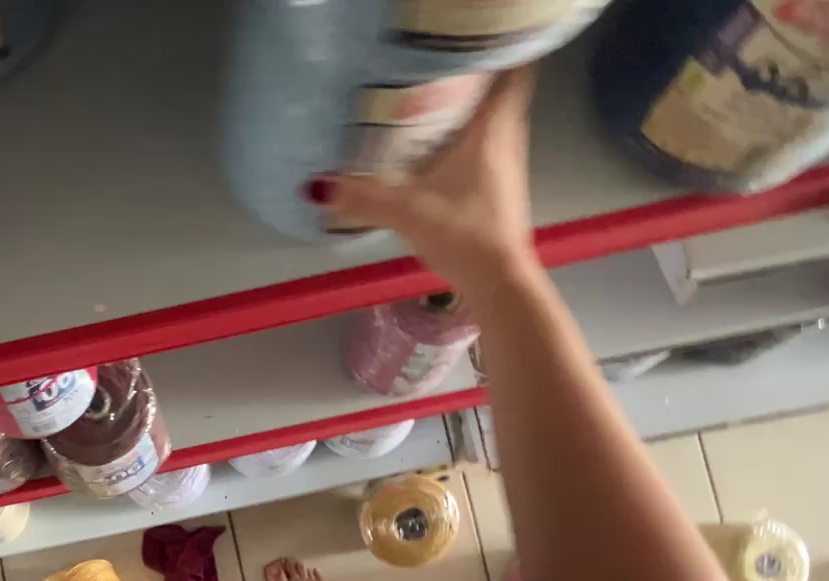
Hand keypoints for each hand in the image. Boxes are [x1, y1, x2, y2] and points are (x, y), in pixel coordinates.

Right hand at [316, 67, 539, 295]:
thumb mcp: (408, 213)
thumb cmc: (465, 235)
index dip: (493, 51)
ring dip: (465, 113)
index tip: (460, 49)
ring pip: (489, 123)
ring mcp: (505, 167)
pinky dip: (462, 144)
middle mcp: (506, 138)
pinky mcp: (498, 192)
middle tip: (431, 75)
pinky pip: (481, 151)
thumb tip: (316, 186)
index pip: (511, 68)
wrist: (498, 283)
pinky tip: (434, 154)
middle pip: (496, 92)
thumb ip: (364, 197)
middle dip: (469, 80)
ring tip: (427, 106)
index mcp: (492, 128)